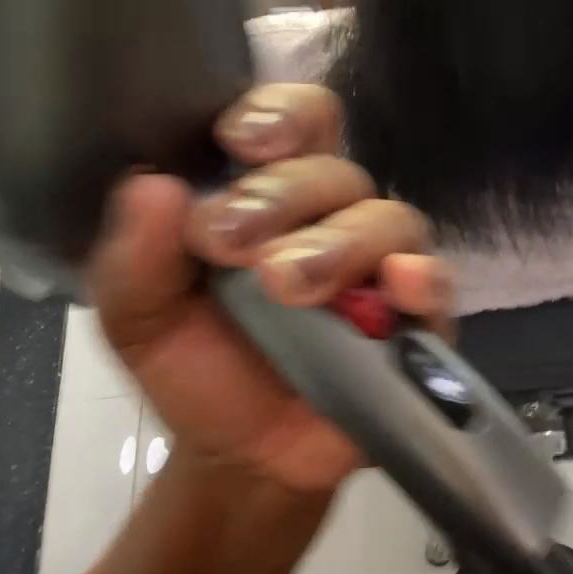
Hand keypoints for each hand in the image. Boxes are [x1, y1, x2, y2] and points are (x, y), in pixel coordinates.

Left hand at [88, 84, 451, 494]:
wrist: (246, 457)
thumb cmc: (199, 367)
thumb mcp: (141, 317)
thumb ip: (136, 255)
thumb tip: (154, 185)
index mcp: (274, 195)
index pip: (298, 121)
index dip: (279, 115)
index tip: (241, 143)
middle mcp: (336, 216)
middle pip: (337, 170)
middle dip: (284, 197)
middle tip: (230, 245)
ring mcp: (383, 266)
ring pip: (388, 219)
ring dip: (338, 243)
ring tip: (287, 285)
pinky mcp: (419, 320)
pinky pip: (436, 283)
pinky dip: (421, 277)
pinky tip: (397, 286)